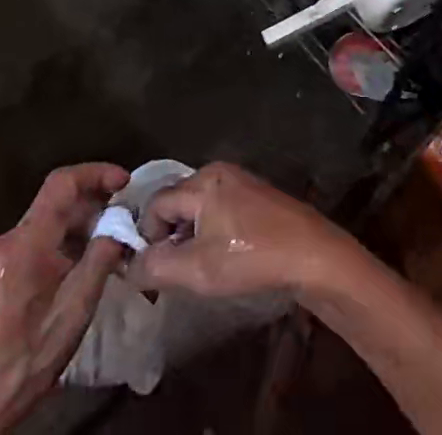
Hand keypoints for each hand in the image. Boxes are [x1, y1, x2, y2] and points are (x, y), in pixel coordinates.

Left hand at [0, 162, 129, 434]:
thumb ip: (100, 259)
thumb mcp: (75, 310)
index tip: (125, 183)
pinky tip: (77, 270)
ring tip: (106, 250)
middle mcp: (1, 243)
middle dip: (93, 207)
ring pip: (43, 226)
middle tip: (124, 225)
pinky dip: (59, 246)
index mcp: (22, 245)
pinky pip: (30, 246)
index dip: (96, 173)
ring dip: (78, 230)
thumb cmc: (24, 361)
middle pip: (53, 205)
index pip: (61, 184)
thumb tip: (121, 226)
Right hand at [124, 162, 357, 299]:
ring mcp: (242, 179)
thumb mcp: (195, 270)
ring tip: (202, 265)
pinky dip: (213, 229)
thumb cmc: (251, 258)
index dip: (146, 238)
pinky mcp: (257, 193)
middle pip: (176, 202)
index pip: (154, 205)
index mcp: (202, 181)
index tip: (155, 268)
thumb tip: (129, 265)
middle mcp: (220, 171)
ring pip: (198, 206)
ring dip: (192, 235)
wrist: (312, 254)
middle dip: (169, 235)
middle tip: (177, 269)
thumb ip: (153, 266)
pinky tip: (226, 254)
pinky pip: (220, 207)